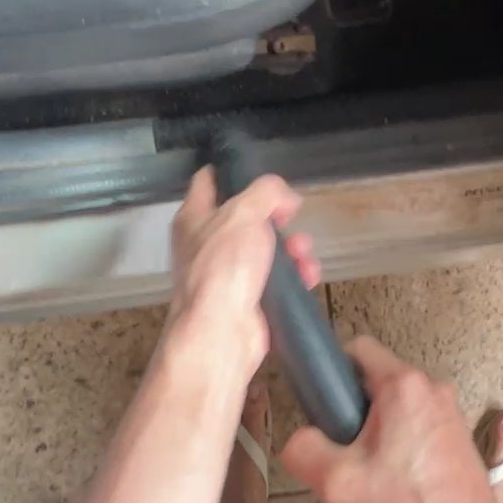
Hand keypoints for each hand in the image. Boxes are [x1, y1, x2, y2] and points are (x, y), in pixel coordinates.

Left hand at [163, 168, 320, 384]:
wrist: (222, 333)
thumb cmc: (224, 267)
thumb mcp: (244, 213)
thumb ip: (267, 192)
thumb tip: (286, 198)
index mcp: (196, 218)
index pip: (209, 180)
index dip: (233, 170)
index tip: (260, 170)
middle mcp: (209, 243)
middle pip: (249, 216)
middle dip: (279, 217)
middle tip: (292, 217)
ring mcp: (230, 273)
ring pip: (269, 248)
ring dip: (294, 247)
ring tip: (303, 253)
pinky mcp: (251, 297)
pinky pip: (279, 278)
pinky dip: (296, 274)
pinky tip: (307, 275)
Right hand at [280, 337, 502, 502]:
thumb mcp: (337, 483)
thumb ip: (304, 448)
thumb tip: (301, 437)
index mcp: (404, 385)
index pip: (359, 348)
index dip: (333, 370)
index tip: (322, 405)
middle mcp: (433, 389)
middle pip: (379, 381)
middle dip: (357, 410)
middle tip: (344, 453)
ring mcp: (452, 414)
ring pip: (400, 408)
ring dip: (381, 432)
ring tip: (370, 477)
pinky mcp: (461, 440)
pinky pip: (421, 428)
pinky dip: (404, 447)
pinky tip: (398, 487)